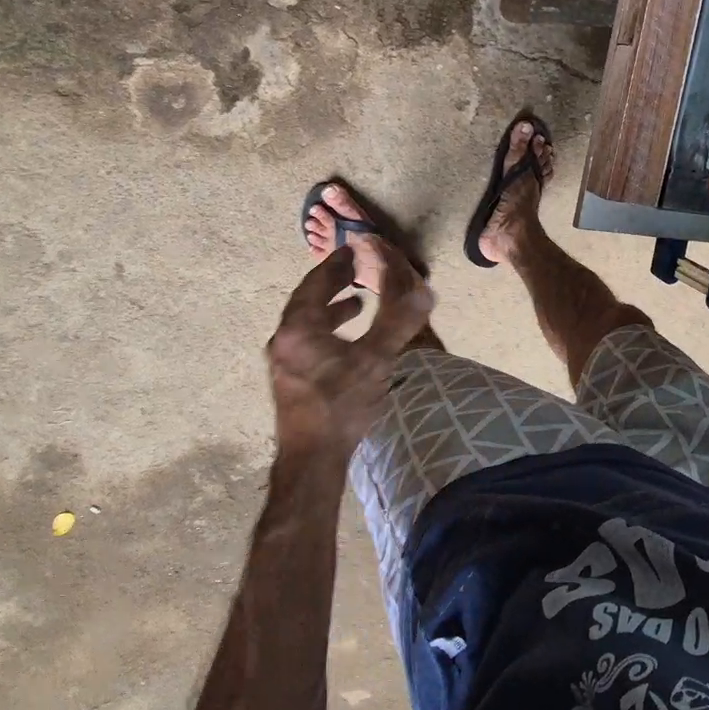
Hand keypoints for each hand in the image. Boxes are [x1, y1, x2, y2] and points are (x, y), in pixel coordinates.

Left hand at [267, 238, 434, 458]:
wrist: (311, 459)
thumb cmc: (340, 405)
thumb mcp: (374, 361)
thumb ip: (397, 324)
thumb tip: (424, 292)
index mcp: (298, 328)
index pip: (315, 284)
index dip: (335, 265)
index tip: (353, 250)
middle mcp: (284, 340)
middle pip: (307, 301)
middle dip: (333, 284)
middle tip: (356, 270)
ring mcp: (284, 363)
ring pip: (306, 324)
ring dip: (331, 309)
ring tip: (358, 304)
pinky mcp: (291, 381)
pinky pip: (308, 342)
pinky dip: (328, 331)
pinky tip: (348, 344)